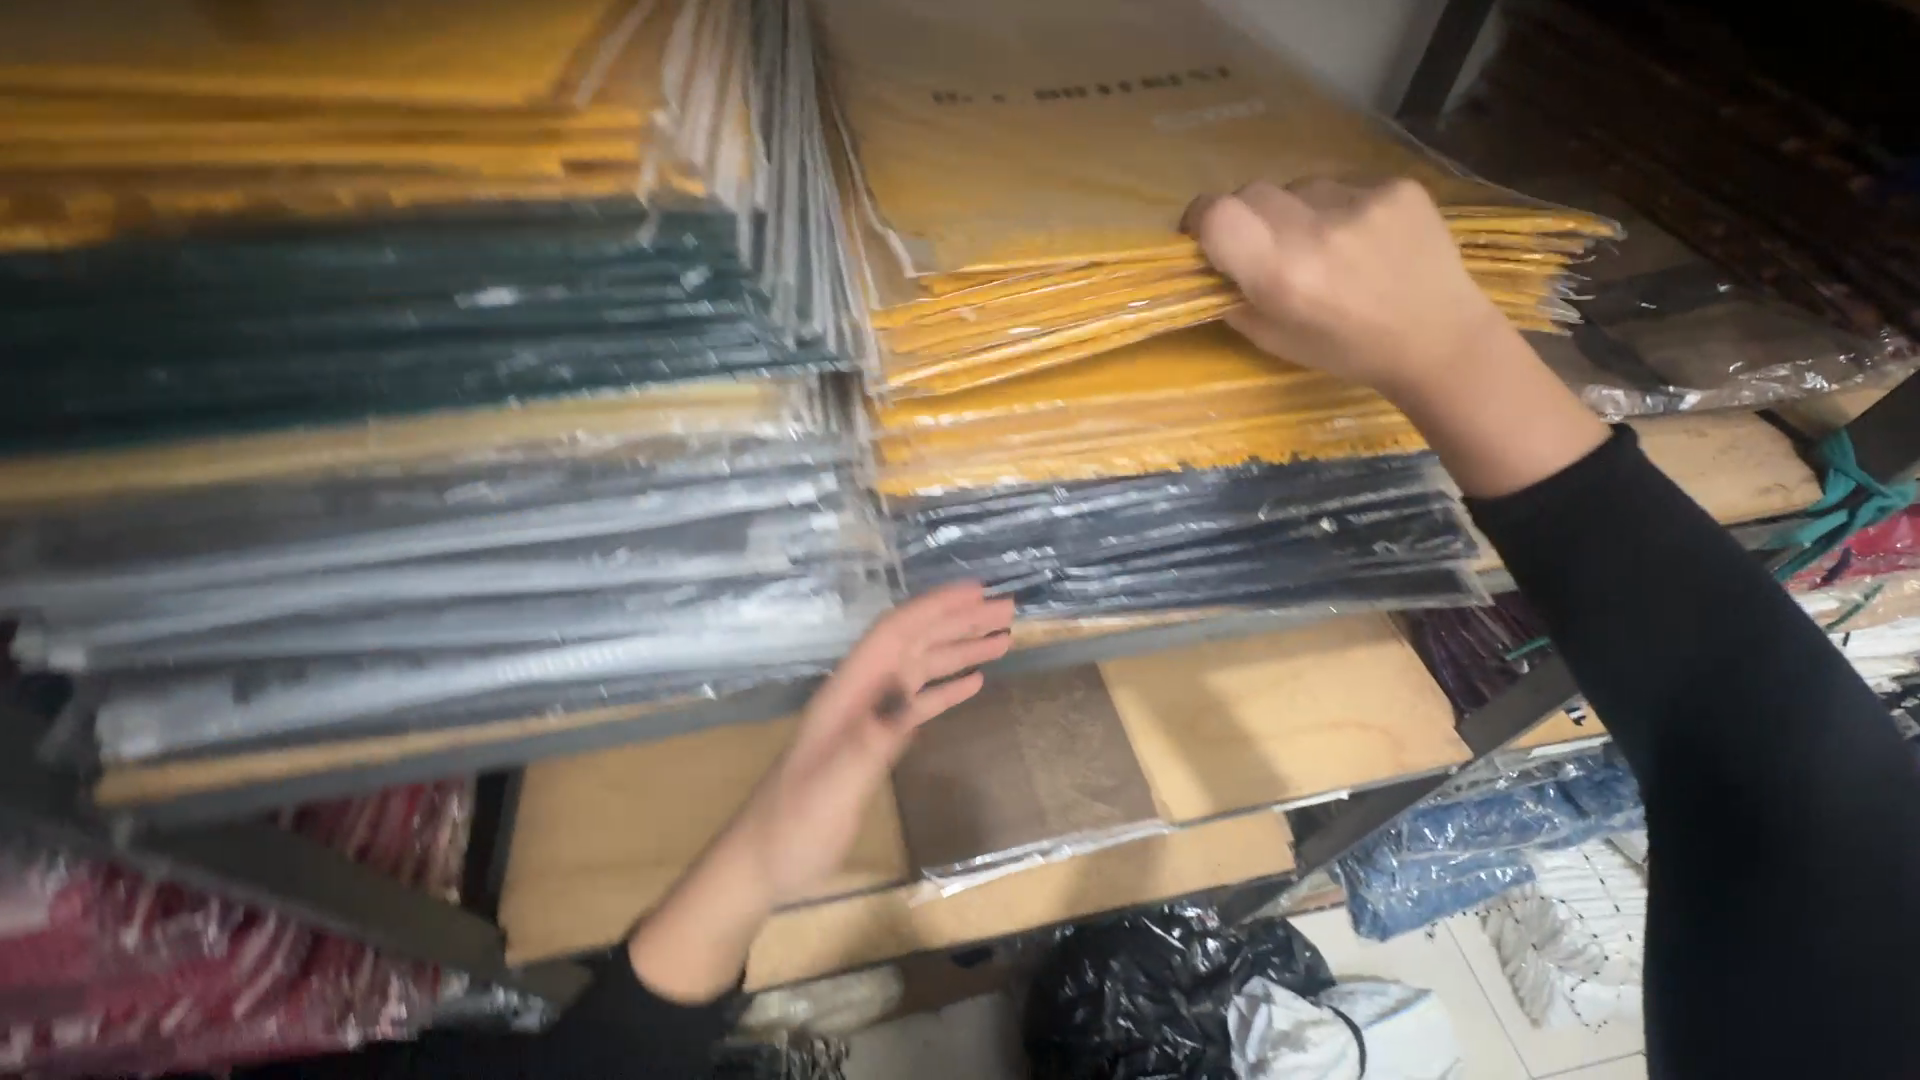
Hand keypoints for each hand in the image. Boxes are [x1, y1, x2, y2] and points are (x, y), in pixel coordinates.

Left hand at [737, 582, 1015, 905]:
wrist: (763, 861)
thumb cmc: (794, 827)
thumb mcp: (831, 788)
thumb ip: (868, 742)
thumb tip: (905, 694)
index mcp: (847, 692)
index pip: (894, 633)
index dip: (935, 607)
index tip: (977, 591)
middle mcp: (860, 694)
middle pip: (913, 643)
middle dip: (958, 621)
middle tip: (1007, 610)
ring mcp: (869, 718)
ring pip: (919, 669)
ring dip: (959, 650)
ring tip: (1002, 639)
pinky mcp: (877, 743)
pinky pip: (918, 703)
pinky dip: (948, 688)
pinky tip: (975, 682)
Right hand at [1185, 178, 1509, 397]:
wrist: (1438, 337)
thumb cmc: (1346, 350)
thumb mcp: (1274, 339)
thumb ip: (1235, 298)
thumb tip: (1210, 266)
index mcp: (1281, 275)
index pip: (1218, 215)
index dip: (1201, 218)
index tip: (1202, 234)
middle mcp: (1317, 230)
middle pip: (1251, 192)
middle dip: (1246, 216)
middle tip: (1264, 245)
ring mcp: (1361, 201)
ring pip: (1298, 186)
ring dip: (1295, 211)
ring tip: (1323, 245)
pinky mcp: (1396, 185)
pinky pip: (1342, 184)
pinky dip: (1338, 207)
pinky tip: (1360, 238)